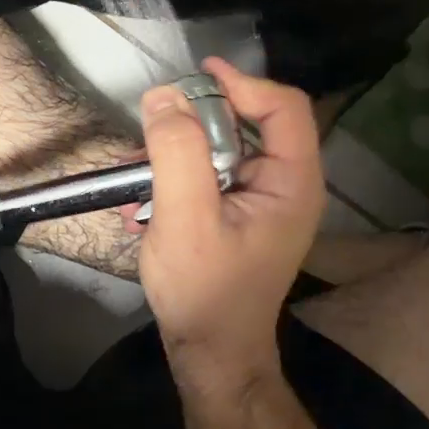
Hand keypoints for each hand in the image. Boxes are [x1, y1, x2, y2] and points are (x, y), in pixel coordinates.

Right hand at [130, 57, 325, 393]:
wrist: (210, 354)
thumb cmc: (205, 291)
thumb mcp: (185, 218)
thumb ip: (177, 153)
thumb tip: (164, 95)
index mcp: (293, 182)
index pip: (285, 107)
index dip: (244, 83)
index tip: (198, 75)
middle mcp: (286, 186)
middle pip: (249, 123)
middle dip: (195, 124)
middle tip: (152, 132)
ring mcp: (262, 203)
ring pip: (222, 150)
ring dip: (176, 155)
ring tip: (135, 176)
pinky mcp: (238, 216)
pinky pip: (208, 177)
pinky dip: (175, 181)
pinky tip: (141, 206)